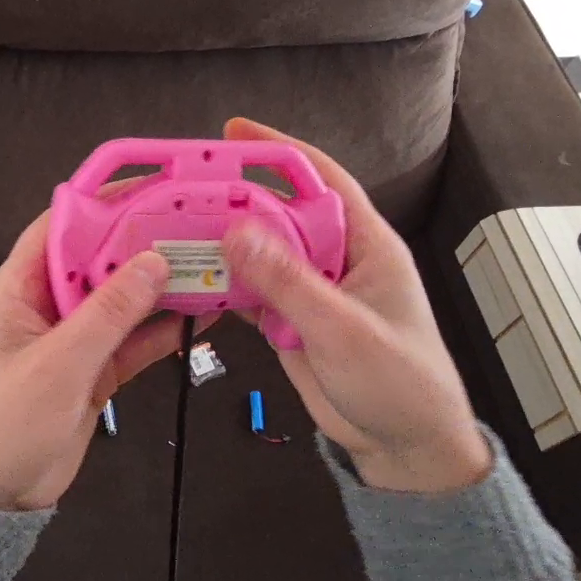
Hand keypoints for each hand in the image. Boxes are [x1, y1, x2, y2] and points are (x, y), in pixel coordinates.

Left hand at [0, 212, 190, 511]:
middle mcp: (47, 304)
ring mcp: (73, 338)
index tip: (150, 190)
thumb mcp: (57, 363)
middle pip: (98, 261)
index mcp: (19, 288)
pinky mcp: (94, 370)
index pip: (60, 228)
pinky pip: (132, 341)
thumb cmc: (6, 420)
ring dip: (160, 286)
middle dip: (142, 243)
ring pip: (121, 300)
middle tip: (196, 224)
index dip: (101, 204)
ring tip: (211, 262)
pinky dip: (163, 330)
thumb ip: (108, 313)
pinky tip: (202, 314)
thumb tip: (154, 261)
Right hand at [221, 117, 492, 494]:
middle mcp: (333, 256)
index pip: (320, 178)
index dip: (278, 150)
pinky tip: (190, 277)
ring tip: (174, 228)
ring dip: (222, 242)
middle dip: (234, 196)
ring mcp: (309, 288)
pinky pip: (250, 289)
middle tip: (184, 188)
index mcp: (364, 243)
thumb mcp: (344, 330)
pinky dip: (222, 282)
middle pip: (278, 211)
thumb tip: (234, 231)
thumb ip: (289, 283)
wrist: (406, 449)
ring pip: (259, 251)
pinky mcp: (289, 318)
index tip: (233, 131)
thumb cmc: (398, 383)